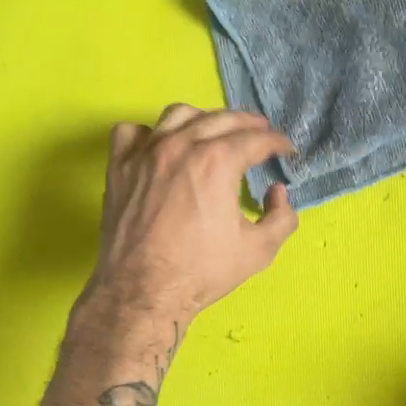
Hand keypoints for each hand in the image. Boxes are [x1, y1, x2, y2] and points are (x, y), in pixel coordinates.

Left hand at [78, 104, 296, 321]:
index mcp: (218, 162)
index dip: (277, 143)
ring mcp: (144, 152)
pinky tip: (161, 147)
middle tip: (261, 133)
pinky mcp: (119, 165)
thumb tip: (278, 193)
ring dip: (203, 119)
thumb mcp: (259, 250)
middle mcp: (180, 146)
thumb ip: (281, 218)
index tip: (286, 150)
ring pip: (178, 115)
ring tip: (214, 132)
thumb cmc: (203, 271)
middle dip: (247, 123)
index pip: (255, 139)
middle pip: (220, 119)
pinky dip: (151, 134)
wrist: (144, 290)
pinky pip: (133, 132)